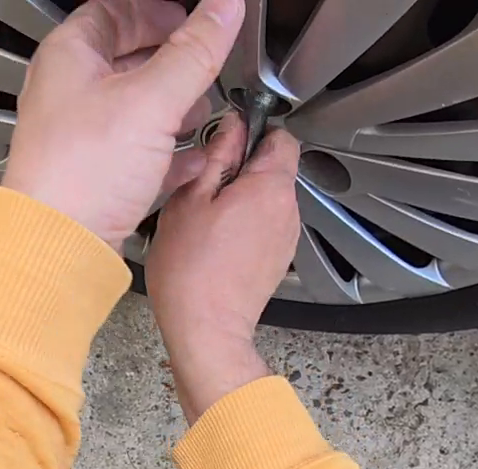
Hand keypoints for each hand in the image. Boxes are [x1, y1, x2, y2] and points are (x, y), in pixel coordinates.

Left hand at [2, 0, 241, 251]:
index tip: (187, 17)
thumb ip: (192, 52)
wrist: (60, 246)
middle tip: (199, 63)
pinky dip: (166, 156)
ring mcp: (80, 143)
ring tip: (200, 109)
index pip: (115, 11)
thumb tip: (223, 11)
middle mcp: (68, 97)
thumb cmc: (80, 175)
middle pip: (126, 62)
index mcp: (69, 57)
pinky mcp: (94, 183)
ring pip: (133, 113)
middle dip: (169, 62)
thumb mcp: (150, 100)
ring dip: (171, 110)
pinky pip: (136, 159)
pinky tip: (190, 162)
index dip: (155, 11)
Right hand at [146, 115, 300, 421]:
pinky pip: (264, 230)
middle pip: (275, 170)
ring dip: (242, 202)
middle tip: (205, 188)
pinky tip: (217, 246)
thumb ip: (216, 156)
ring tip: (208, 223)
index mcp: (270, 187)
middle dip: (244, 171)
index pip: (281, 136)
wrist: (206, 330)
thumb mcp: (190, 200)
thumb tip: (232, 128)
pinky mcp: (277, 262)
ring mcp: (285, 239)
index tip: (227, 143)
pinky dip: (245, 230)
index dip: (253, 133)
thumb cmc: (192, 273)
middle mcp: (288, 211)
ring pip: (268, 202)